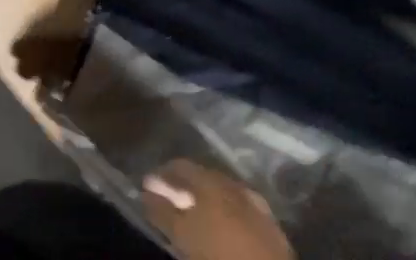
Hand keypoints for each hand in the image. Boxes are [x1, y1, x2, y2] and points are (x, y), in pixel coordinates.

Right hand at [142, 159, 293, 259]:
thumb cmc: (217, 251)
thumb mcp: (180, 234)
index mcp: (210, 181)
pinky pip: (241, 209)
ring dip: (208, 199)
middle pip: (203, 177)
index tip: (151, 185)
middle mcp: (233, 185)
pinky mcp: (270, 225)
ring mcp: (255, 203)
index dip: (162, 173)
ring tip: (197, 215)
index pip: (180, 165)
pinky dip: (227, 212)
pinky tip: (223, 226)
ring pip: (224, 193)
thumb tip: (145, 191)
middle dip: (186, 185)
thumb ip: (159, 210)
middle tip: (172, 199)